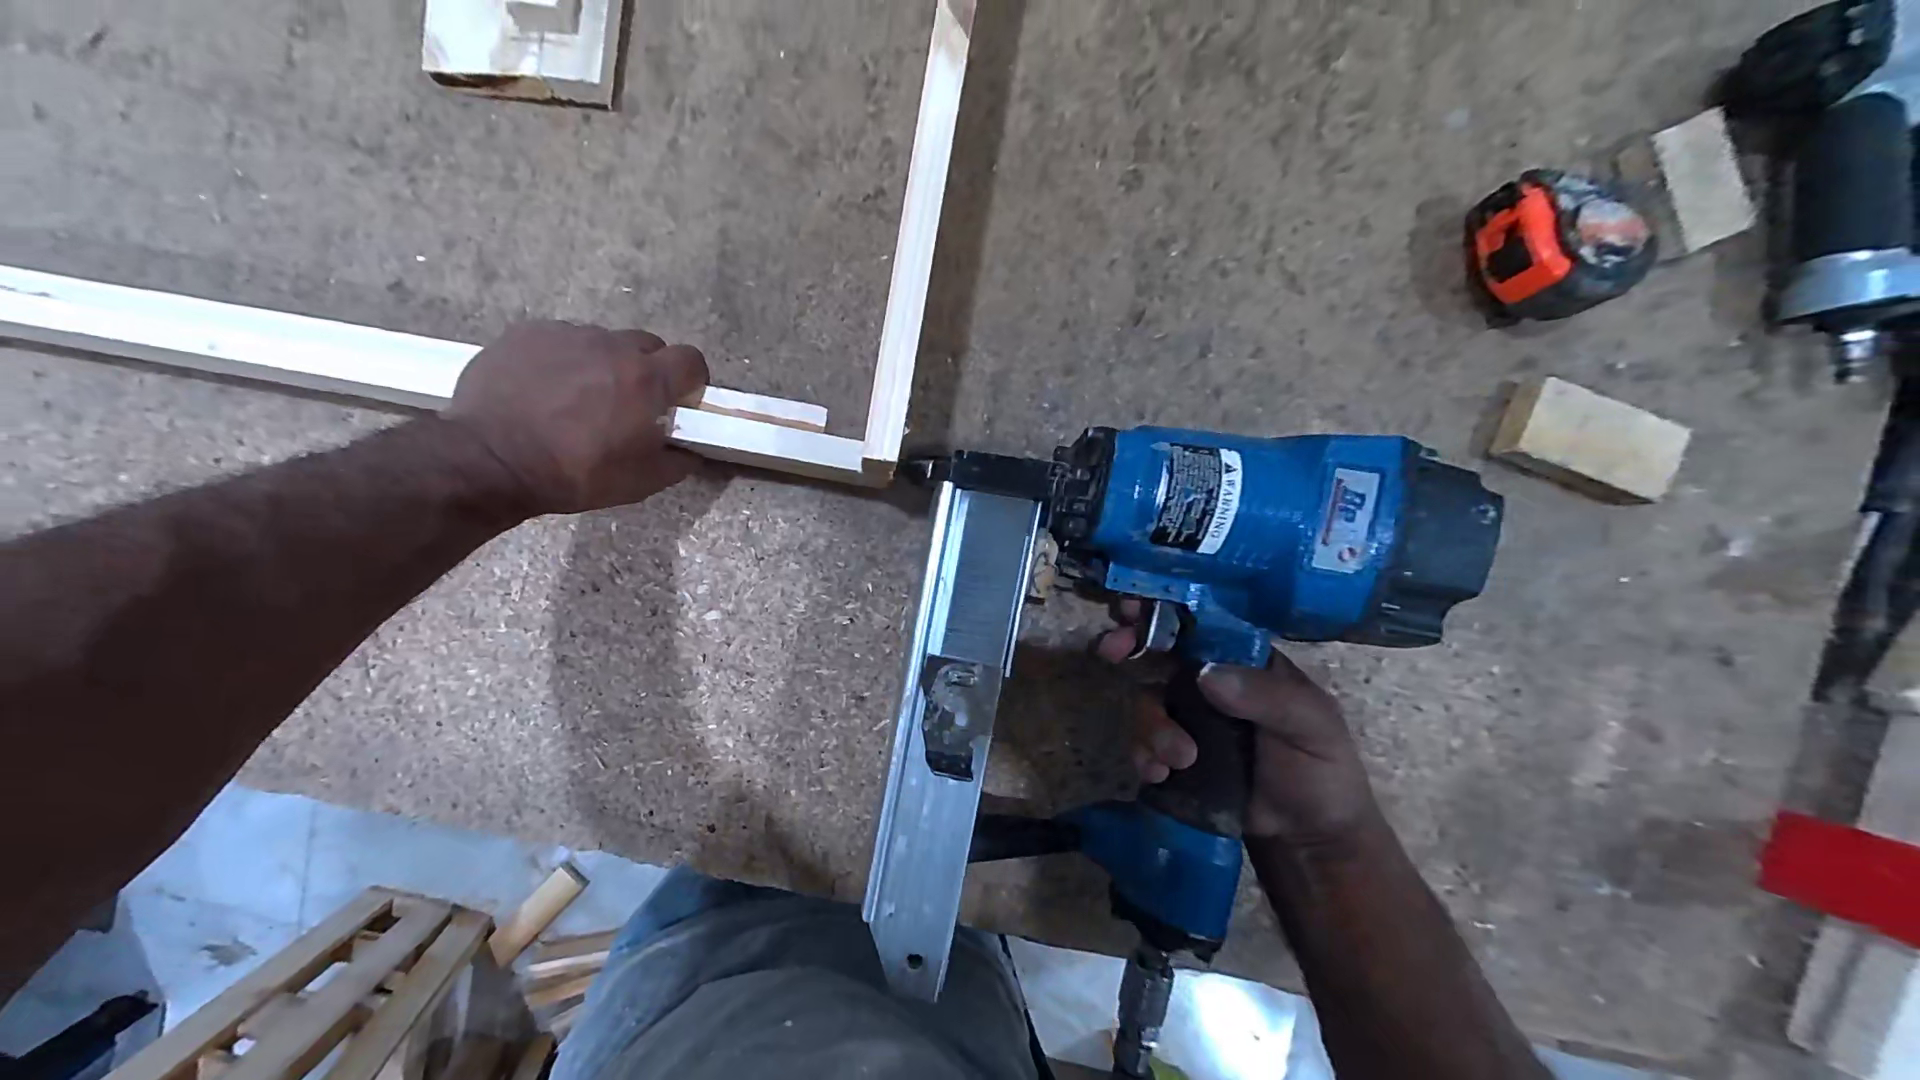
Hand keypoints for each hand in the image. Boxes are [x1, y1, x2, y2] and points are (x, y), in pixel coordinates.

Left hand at [444, 321, 709, 515]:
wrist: (490, 460)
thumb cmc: (575, 474)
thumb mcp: (642, 482)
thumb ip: (679, 461)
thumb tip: (691, 450)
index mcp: (647, 380)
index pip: (692, 360)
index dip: (691, 381)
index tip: (678, 402)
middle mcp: (612, 346)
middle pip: (649, 345)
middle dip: (648, 370)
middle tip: (629, 403)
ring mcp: (567, 335)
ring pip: (603, 342)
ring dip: (604, 364)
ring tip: (579, 398)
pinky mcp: (527, 333)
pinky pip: (561, 340)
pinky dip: (564, 360)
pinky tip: (546, 389)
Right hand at [1099, 609, 1380, 845]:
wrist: (1310, 841)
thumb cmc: (1321, 770)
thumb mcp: (1311, 725)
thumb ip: (1266, 696)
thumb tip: (1204, 673)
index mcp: (1242, 660)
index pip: (1199, 622)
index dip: (1162, 608)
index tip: (1130, 607)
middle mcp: (1207, 679)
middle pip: (1157, 649)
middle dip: (1129, 644)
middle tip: (1111, 650)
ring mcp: (1185, 716)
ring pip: (1146, 700)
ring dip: (1151, 725)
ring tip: (1178, 760)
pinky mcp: (1170, 753)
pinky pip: (1141, 742)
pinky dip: (1143, 754)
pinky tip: (1158, 774)